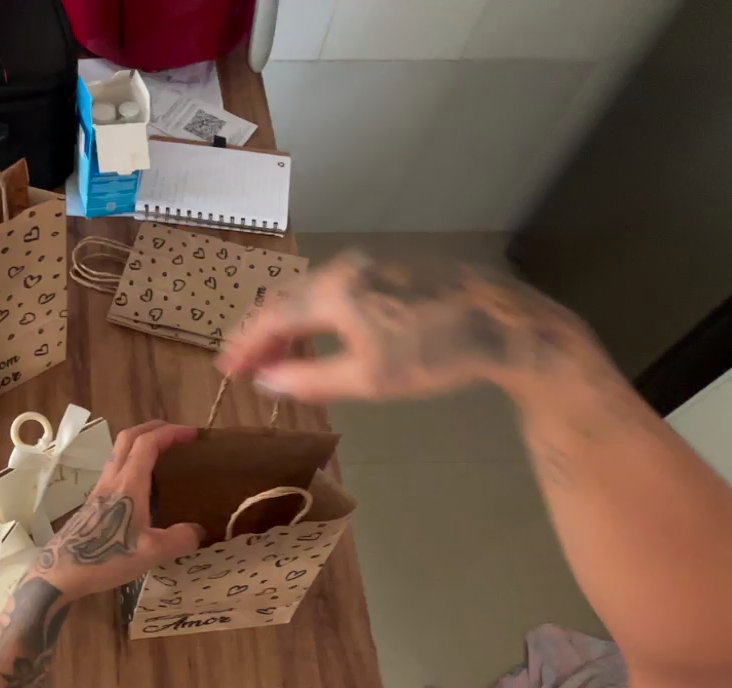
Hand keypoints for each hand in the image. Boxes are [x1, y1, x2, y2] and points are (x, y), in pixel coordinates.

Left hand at [31, 421, 207, 598]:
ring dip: (140, 445)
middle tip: (176, 434)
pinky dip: (132, 465)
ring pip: (118, 454)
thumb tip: (199, 531)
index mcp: (128, 484)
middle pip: (128, 438)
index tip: (192, 433)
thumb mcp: (151, 553)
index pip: (148, 443)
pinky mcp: (92, 504)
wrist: (60, 572)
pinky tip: (142, 488)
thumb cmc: (105, 558)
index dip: (170, 432)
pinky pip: (114, 472)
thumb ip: (180, 539)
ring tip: (162, 457)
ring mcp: (98, 491)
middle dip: (153, 428)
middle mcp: (111, 480)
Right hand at [216, 251, 604, 403]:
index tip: (226, 368)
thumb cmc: (433, 357)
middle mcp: (347, 269)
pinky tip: (320, 335)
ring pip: (312, 291)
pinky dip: (315, 313)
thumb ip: (309, 379)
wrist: (505, 327)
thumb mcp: (367, 379)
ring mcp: (372, 265)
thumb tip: (265, 379)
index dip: (245, 343)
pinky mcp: (393, 270)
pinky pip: (336, 288)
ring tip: (279, 355)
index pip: (273, 318)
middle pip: (287, 299)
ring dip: (289, 323)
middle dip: (262, 333)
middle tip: (246, 364)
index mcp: (335, 293)